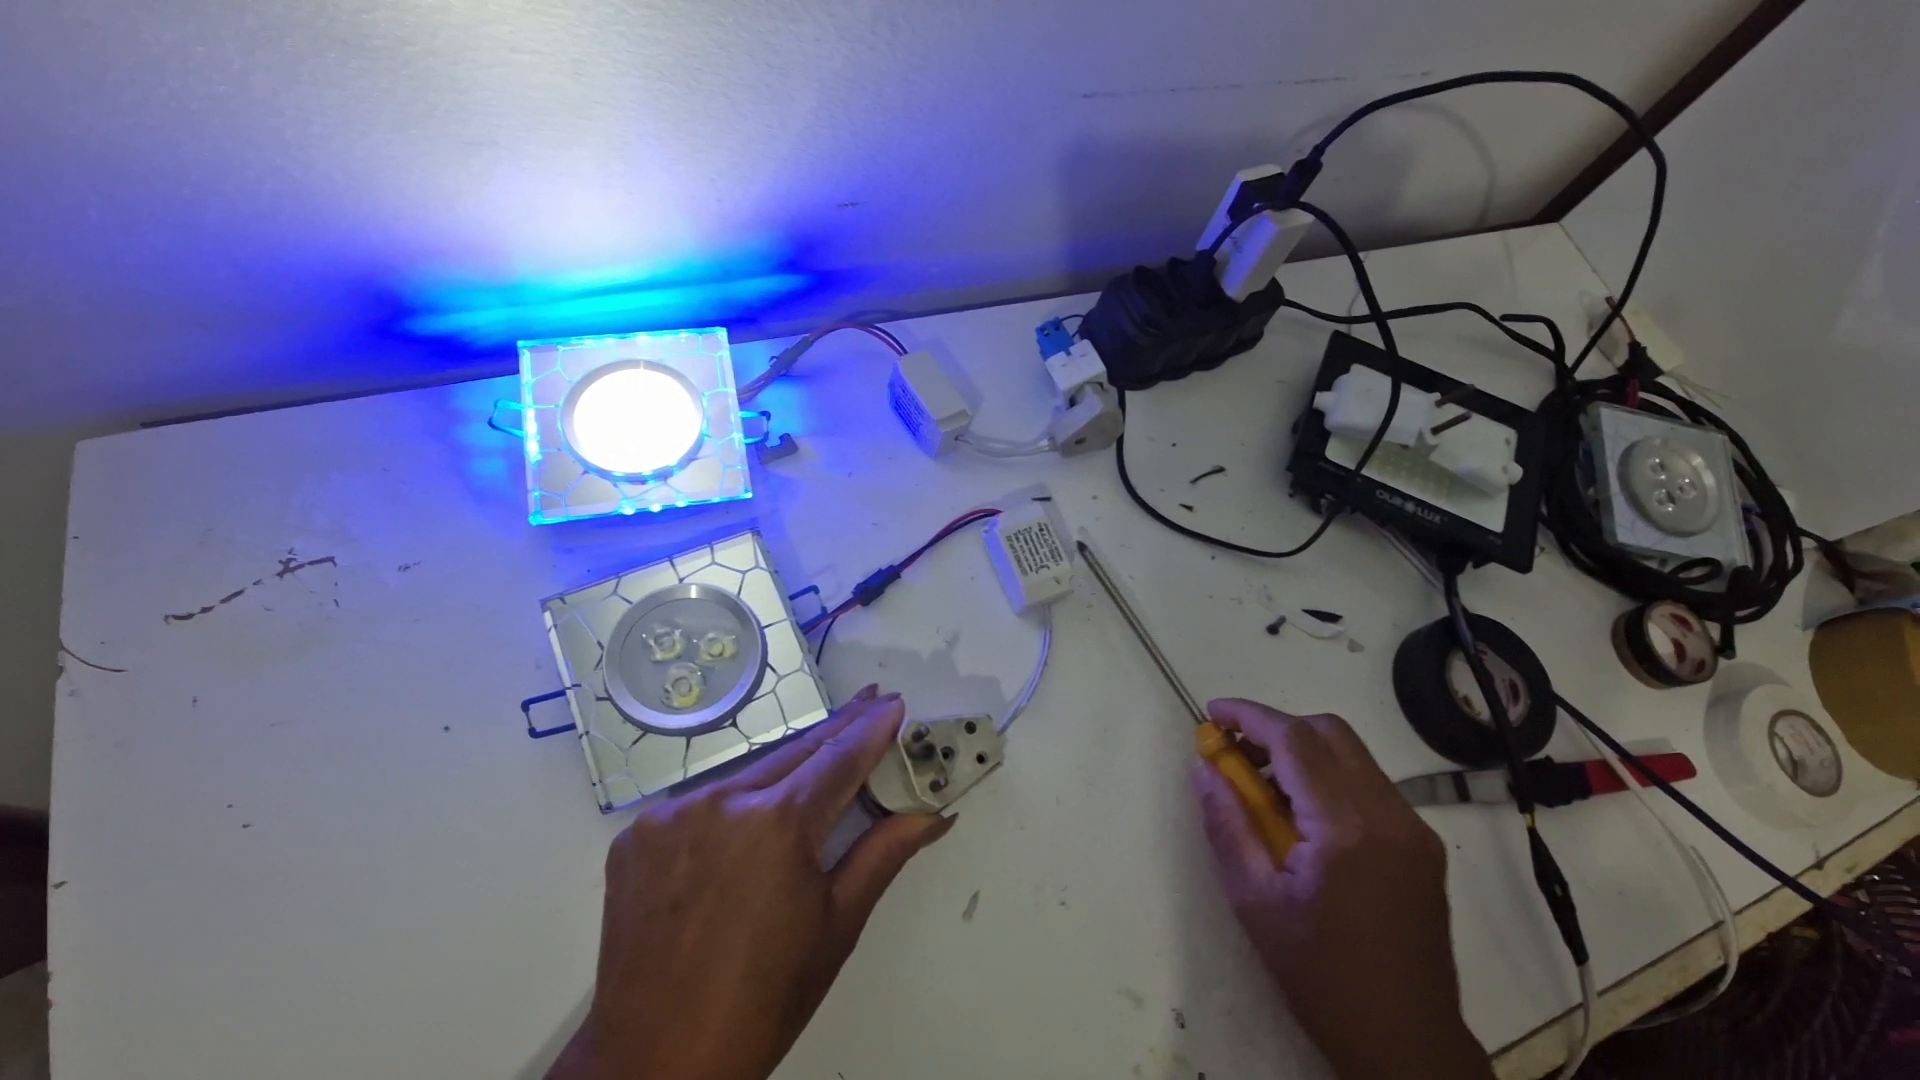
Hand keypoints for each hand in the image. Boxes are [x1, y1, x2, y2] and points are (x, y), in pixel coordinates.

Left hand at [548, 686, 954, 1079]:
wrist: (656, 1059)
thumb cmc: (765, 998)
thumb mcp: (838, 924)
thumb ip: (884, 853)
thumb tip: (933, 814)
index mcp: (777, 823)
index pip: (839, 758)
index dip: (871, 729)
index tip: (892, 703)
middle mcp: (720, 801)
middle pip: (793, 753)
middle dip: (836, 730)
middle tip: (869, 702)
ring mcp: (671, 815)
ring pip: (744, 776)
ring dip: (785, 766)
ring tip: (820, 756)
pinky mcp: (637, 837)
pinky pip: (699, 804)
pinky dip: (732, 803)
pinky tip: (750, 820)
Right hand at [1192, 699, 1490, 1079]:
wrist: (1405, 1040)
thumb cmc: (1318, 974)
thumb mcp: (1253, 900)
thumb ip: (1227, 824)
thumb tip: (1205, 768)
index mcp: (1345, 828)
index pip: (1295, 740)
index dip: (1250, 716)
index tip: (1212, 713)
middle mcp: (1388, 814)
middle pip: (1331, 733)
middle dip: (1277, 728)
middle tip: (1235, 753)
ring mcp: (1414, 828)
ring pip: (1354, 756)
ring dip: (1304, 752)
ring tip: (1263, 787)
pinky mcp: (1423, 845)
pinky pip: (1371, 786)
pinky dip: (1330, 779)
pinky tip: (1303, 818)